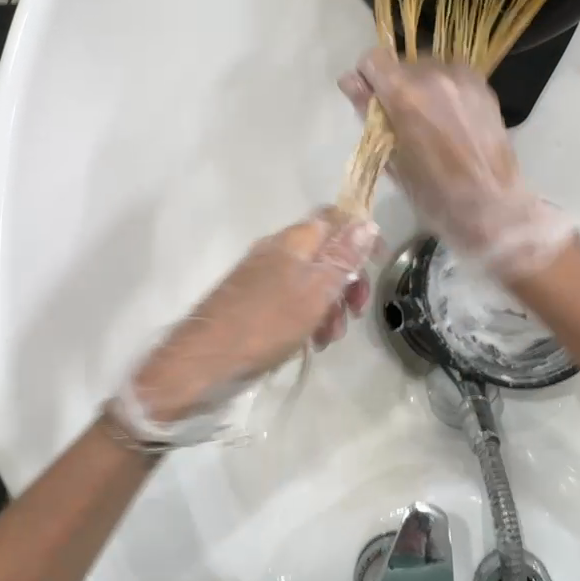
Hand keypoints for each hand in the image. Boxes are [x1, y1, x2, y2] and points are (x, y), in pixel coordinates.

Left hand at [130, 210, 377, 424]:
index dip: (361, 235)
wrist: (201, 362)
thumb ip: (342, 257)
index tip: (378, 265)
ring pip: (310, 279)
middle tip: (356, 312)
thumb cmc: (264, 325)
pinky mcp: (252, 300)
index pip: (334, 217)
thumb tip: (366, 221)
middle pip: (326, 251)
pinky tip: (309, 342)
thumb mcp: (314, 292)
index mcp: (293, 240)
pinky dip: (308, 316)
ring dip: (330, 304)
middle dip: (347, 279)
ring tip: (330, 337)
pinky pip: (291, 299)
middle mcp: (277, 249)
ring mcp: (262, 275)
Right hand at [338, 49, 576, 278]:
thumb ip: (368, 112)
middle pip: (401, 64)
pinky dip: (445, 91)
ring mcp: (464, 78)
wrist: (492, 207)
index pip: (373, 58)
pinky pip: (453, 76)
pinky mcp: (484, 86)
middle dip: (396, 87)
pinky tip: (452, 121)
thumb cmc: (433, 194)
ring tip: (431, 122)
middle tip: (403, 122)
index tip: (372, 102)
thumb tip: (349, 81)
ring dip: (422, 87)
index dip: (367, 78)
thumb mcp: (390, 157)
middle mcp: (435, 75)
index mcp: (405, 94)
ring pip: (428, 68)